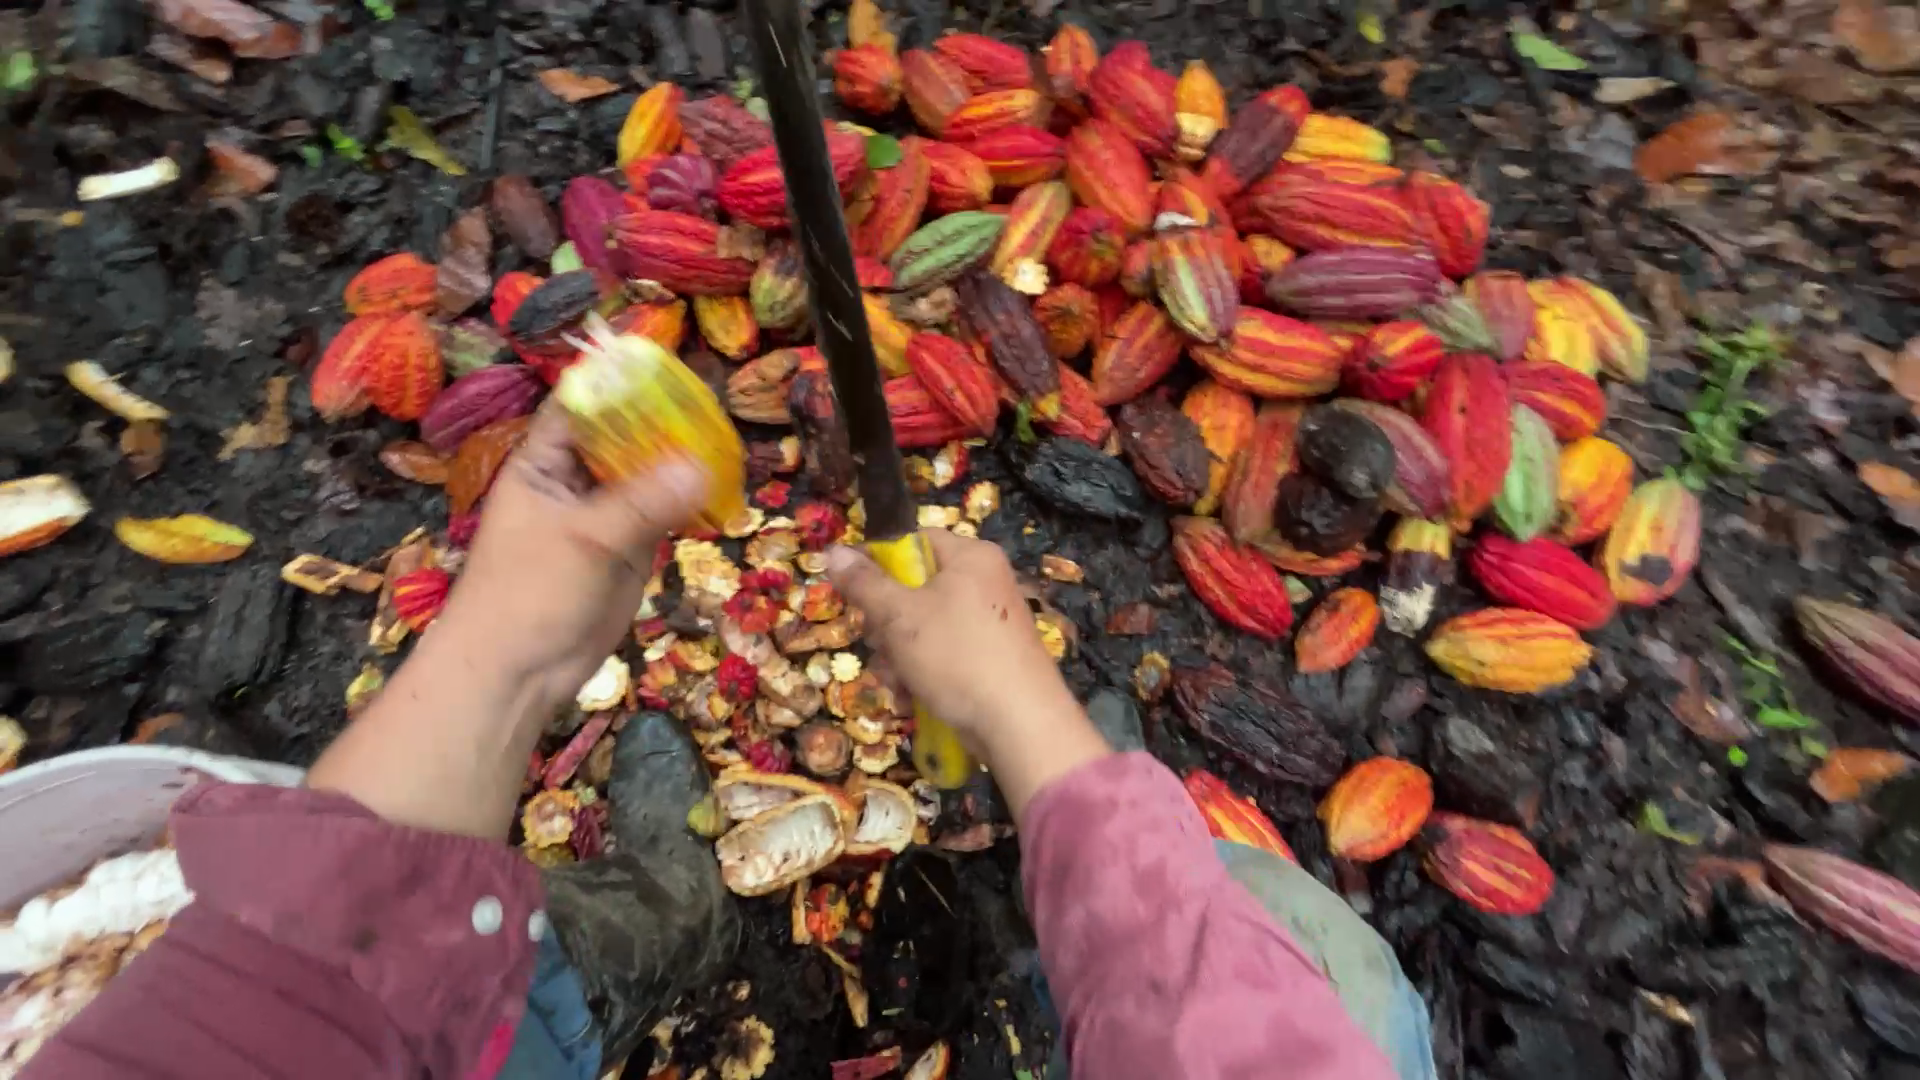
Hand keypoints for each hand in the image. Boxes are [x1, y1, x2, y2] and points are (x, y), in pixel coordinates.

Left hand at [440, 401, 709, 709]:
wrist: (521, 672)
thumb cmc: (531, 594)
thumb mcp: (585, 540)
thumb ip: (644, 503)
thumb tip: (704, 467)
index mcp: (543, 465)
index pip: (582, 410)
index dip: (619, 387)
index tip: (668, 372)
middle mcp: (576, 483)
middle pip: (623, 441)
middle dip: (664, 426)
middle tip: (713, 408)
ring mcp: (605, 516)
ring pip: (648, 478)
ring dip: (681, 464)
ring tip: (726, 442)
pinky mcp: (630, 547)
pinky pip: (664, 513)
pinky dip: (689, 502)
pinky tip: (720, 489)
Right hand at [825, 530, 1109, 817]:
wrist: (1020, 723)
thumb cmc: (957, 655)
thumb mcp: (900, 616)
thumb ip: (864, 583)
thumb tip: (833, 551)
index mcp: (970, 556)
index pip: (913, 540)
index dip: (878, 561)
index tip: (852, 589)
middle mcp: (984, 582)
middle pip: (914, 588)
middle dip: (887, 625)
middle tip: (880, 645)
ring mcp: (989, 622)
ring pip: (923, 628)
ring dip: (899, 657)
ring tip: (897, 683)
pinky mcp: (990, 658)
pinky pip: (943, 654)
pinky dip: (922, 674)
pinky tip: (911, 699)